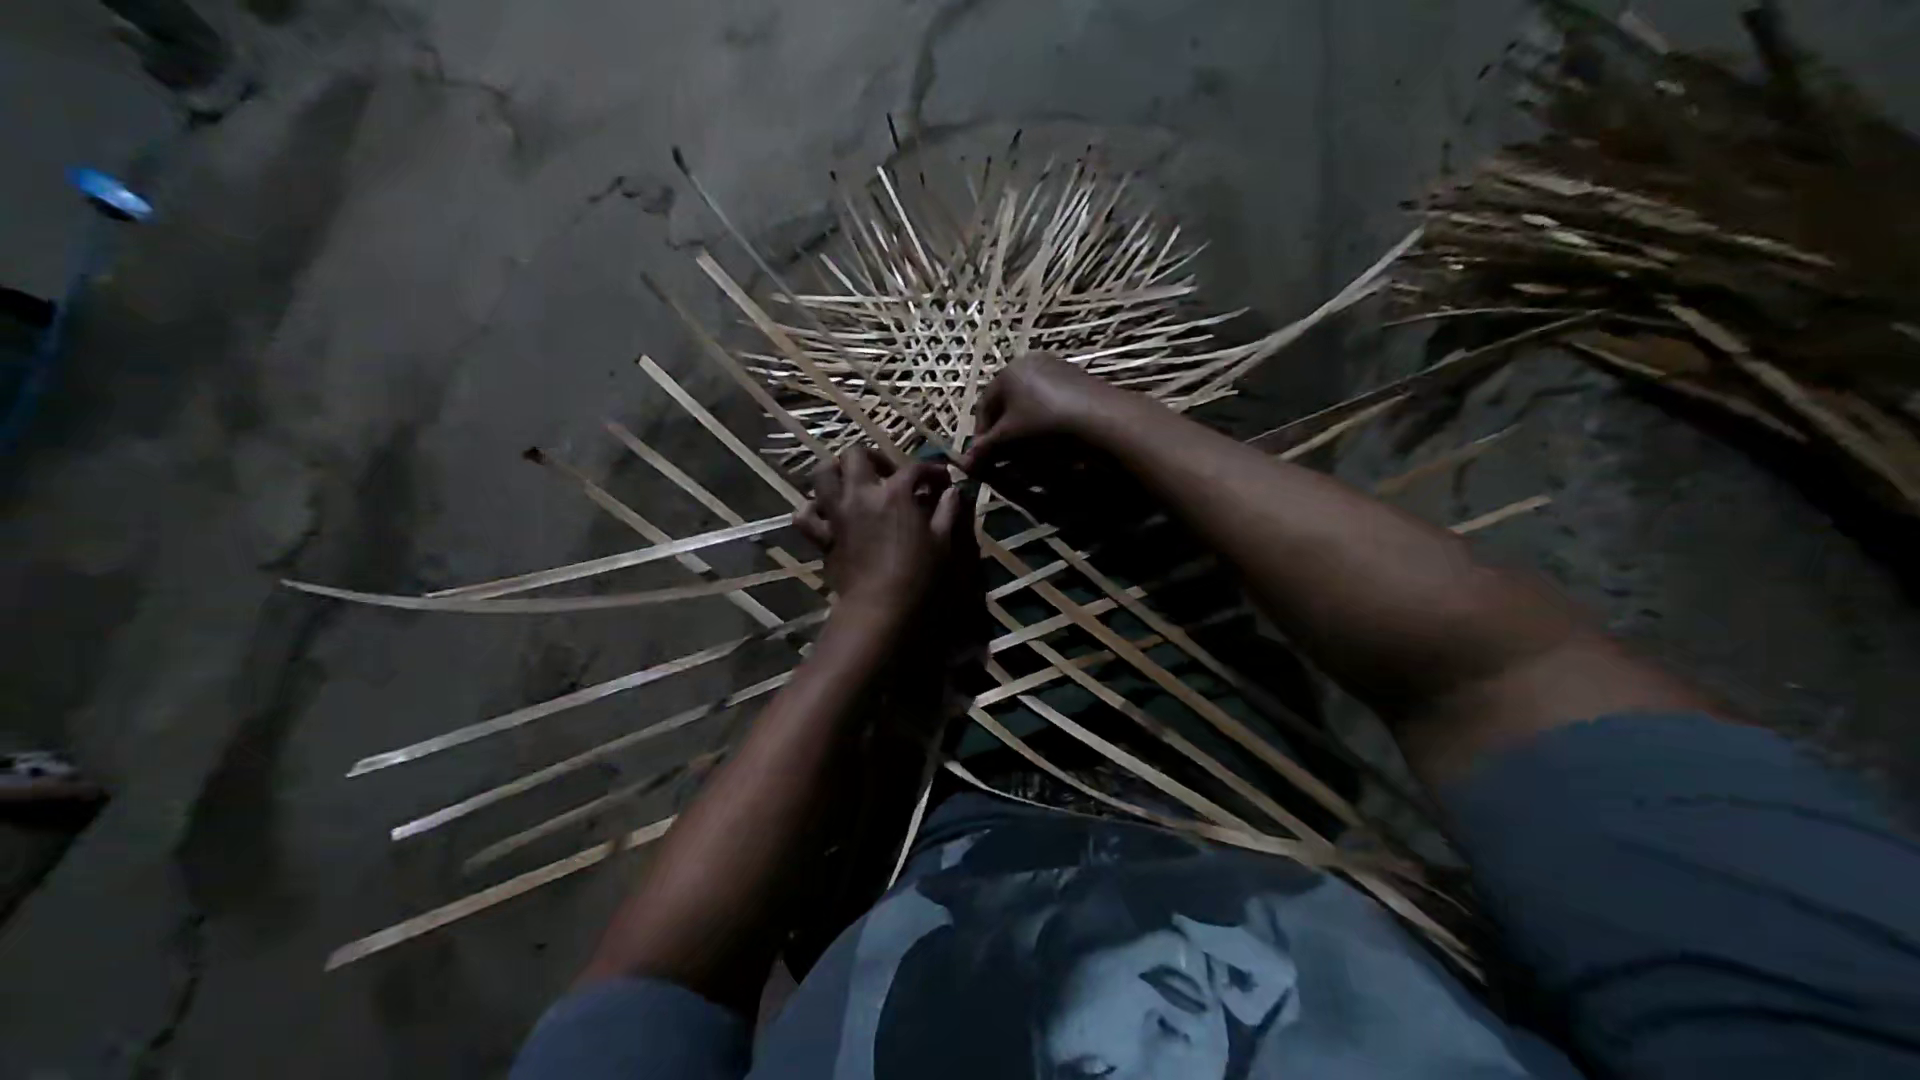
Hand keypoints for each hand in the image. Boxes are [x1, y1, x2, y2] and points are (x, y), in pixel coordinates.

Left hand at [795, 446, 963, 617]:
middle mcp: (861, 494)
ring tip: (852, 482)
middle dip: (874, 457)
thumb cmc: (917, 574)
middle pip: (857, 455)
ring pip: (823, 474)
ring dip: (836, 471)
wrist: (880, 606)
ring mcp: (837, 513)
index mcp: (894, 493)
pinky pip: (805, 516)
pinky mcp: (823, 536)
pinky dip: (812, 509)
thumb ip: (948, 511)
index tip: (942, 480)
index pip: (914, 468)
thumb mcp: (943, 541)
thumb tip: (954, 492)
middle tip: (888, 474)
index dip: (931, 470)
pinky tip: (824, 512)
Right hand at [961, 352, 1130, 471]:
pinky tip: (1051, 438)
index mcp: (1007, 371)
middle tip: (1004, 456)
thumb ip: (985, 449)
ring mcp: (1055, 367)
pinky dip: (1043, 420)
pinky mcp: (1076, 378)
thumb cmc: (1044, 421)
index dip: (981, 435)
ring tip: (1027, 450)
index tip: (983, 458)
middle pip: (1006, 403)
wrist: (1098, 416)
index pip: (984, 407)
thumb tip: (963, 466)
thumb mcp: (1010, 437)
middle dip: (1002, 432)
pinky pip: (1050, 401)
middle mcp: (1028, 362)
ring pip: (1028, 403)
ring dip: (1022, 427)